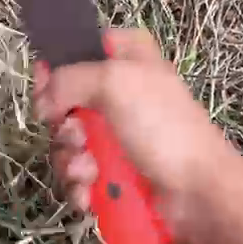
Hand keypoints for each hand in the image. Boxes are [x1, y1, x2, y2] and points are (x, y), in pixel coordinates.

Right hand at [33, 29, 242, 238]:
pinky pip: (80, 172)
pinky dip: (81, 183)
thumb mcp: (114, 82)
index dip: (57, 68)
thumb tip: (43, 101)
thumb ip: (69, 79)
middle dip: (64, 123)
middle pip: (67, 99)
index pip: (78, 49)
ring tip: (89, 170)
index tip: (45, 87)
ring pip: (70, 139)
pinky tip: (90, 192)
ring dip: (72, 158)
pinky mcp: (115, 170)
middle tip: (77, 134)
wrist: (199, 194)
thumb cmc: (162, 125)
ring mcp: (118, 133)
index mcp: (126, 55)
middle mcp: (120, 90)